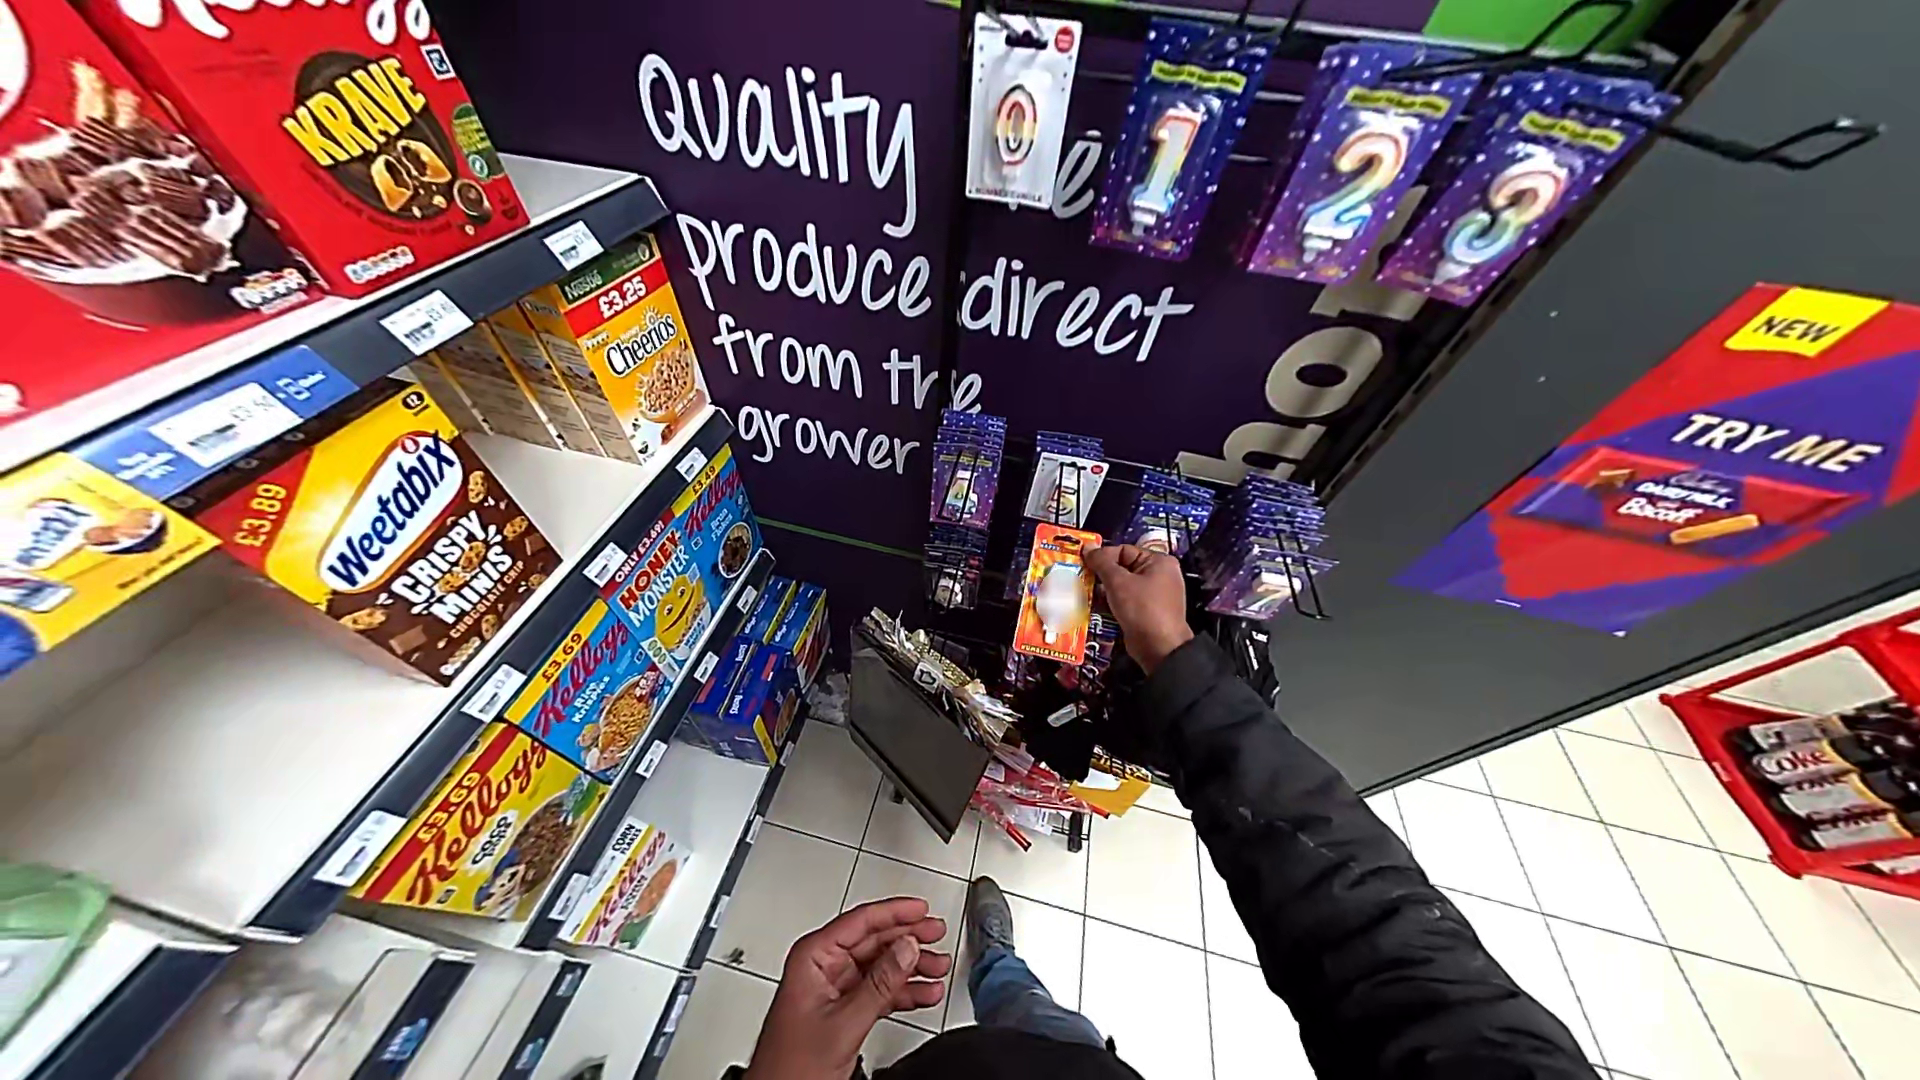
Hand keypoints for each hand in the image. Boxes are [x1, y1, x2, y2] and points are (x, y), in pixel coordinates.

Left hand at [744, 898, 950, 1079]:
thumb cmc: (790, 1068)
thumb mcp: (843, 1022)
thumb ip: (880, 983)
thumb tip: (907, 946)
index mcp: (815, 956)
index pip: (861, 921)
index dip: (894, 912)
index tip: (921, 909)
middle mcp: (825, 965)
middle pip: (875, 939)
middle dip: (909, 938)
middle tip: (937, 933)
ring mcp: (834, 986)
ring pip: (881, 964)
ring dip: (911, 966)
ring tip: (938, 966)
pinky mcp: (843, 1008)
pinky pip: (879, 989)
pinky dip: (902, 991)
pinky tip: (923, 992)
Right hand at [1086, 542, 1192, 672]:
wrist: (1159, 648)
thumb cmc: (1142, 609)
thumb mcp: (1118, 582)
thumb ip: (1101, 562)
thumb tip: (1088, 547)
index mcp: (1158, 562)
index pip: (1124, 551)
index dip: (1103, 557)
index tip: (1083, 564)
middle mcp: (1159, 575)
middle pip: (1122, 567)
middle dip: (1101, 575)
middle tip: (1081, 578)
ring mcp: (1153, 594)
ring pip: (1122, 585)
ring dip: (1103, 590)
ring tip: (1084, 593)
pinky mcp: (1146, 611)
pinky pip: (1125, 600)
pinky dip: (1111, 602)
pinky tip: (1094, 606)